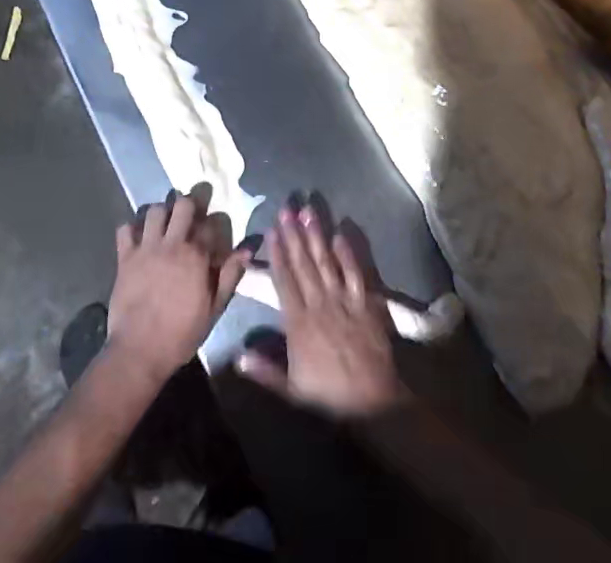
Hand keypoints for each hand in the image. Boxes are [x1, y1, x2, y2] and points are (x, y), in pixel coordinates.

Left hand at [106, 186, 249, 381]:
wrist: (140, 350)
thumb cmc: (182, 333)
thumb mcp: (215, 308)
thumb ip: (231, 276)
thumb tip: (247, 250)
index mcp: (197, 256)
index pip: (211, 224)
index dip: (214, 225)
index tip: (213, 235)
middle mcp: (172, 244)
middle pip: (183, 204)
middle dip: (189, 204)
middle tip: (190, 216)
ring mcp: (146, 248)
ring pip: (154, 210)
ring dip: (162, 213)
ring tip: (165, 225)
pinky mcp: (124, 257)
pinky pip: (125, 229)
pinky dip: (132, 229)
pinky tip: (139, 239)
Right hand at [236, 206, 407, 417]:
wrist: (372, 402)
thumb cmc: (329, 396)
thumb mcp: (291, 390)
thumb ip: (264, 370)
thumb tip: (238, 356)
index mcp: (298, 323)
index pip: (284, 281)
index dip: (277, 254)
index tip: (271, 231)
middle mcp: (319, 305)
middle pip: (303, 264)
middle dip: (293, 235)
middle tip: (286, 209)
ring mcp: (344, 302)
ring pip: (326, 263)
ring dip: (317, 236)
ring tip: (308, 213)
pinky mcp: (366, 304)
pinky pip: (355, 275)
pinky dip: (348, 254)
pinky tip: (340, 234)